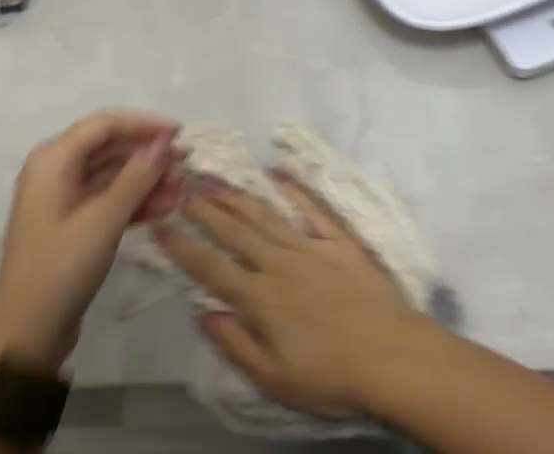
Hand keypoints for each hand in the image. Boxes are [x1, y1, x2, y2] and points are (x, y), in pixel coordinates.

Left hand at [0, 110, 183, 373]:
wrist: (27, 333)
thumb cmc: (61, 268)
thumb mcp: (103, 221)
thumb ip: (136, 177)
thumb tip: (164, 141)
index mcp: (52, 159)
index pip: (104, 125)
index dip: (143, 125)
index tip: (180, 134)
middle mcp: (55, 170)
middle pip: (109, 148)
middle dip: (148, 155)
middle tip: (187, 164)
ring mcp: (63, 198)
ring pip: (112, 176)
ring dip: (146, 180)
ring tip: (182, 189)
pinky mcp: (73, 223)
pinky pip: (108, 200)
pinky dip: (134, 202)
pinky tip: (165, 208)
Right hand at [157, 172, 430, 417]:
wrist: (394, 358)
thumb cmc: (332, 377)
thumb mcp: (275, 379)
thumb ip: (236, 344)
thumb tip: (203, 315)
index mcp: (260, 298)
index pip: (212, 267)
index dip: (183, 247)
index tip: (159, 225)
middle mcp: (279, 264)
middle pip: (235, 231)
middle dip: (204, 208)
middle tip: (181, 184)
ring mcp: (311, 248)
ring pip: (266, 215)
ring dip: (237, 196)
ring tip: (214, 178)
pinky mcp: (340, 243)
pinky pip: (312, 210)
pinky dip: (292, 190)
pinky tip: (276, 174)